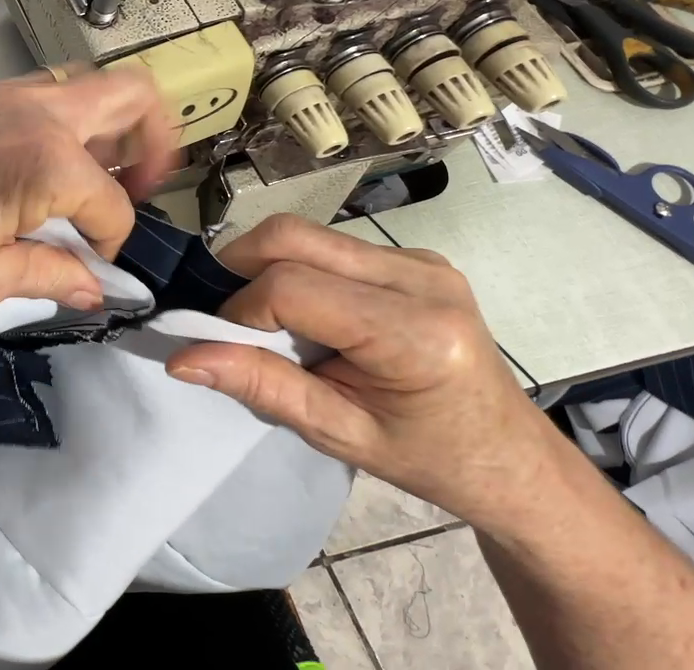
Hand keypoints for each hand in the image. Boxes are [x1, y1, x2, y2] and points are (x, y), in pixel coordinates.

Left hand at [0, 68, 176, 313]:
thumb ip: (54, 273)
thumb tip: (93, 285)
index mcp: (51, 160)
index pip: (113, 205)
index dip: (111, 242)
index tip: (91, 263)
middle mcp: (38, 112)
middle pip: (130, 97)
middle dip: (152, 141)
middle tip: (137, 185)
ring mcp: (4, 95)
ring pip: (85, 86)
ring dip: (105, 126)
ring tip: (90, 176)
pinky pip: (42, 93)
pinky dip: (61, 120)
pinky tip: (38, 166)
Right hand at [163, 215, 564, 529]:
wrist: (513, 460)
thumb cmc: (429, 459)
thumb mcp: (338, 434)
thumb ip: (261, 386)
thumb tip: (181, 359)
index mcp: (415, 333)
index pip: (291, 287)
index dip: (241, 313)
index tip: (232, 350)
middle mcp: (421, 279)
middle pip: (291, 236)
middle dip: (240, 270)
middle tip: (233, 320)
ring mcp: (420, 261)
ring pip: (303, 233)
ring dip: (266, 269)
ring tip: (274, 325)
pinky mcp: (412, 257)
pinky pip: (326, 244)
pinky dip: (294, 269)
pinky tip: (309, 316)